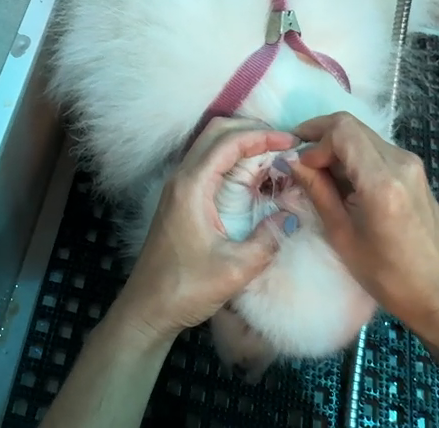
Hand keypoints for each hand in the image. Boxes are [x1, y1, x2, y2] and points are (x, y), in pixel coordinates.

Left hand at [111, 118, 298, 340]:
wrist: (146, 308)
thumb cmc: (186, 288)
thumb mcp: (235, 270)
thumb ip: (266, 239)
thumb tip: (291, 214)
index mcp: (192, 185)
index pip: (228, 141)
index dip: (261, 135)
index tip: (290, 142)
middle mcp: (182, 176)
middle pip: (217, 132)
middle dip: (252, 130)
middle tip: (284, 143)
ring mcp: (178, 185)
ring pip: (210, 144)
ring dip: (240, 141)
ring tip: (272, 154)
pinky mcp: (179, 196)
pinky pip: (207, 161)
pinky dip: (231, 157)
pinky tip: (250, 173)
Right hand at [288, 112, 438, 341]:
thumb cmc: (390, 277)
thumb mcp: (343, 236)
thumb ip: (317, 191)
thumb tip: (292, 161)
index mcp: (382, 181)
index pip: (341, 130)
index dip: (313, 141)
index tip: (300, 166)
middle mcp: (400, 161)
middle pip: (350, 125)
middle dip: (320, 138)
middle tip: (301, 162)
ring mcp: (411, 163)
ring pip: (362, 135)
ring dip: (337, 147)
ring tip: (320, 176)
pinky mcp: (414, 170)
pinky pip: (375, 149)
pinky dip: (354, 156)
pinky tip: (344, 183)